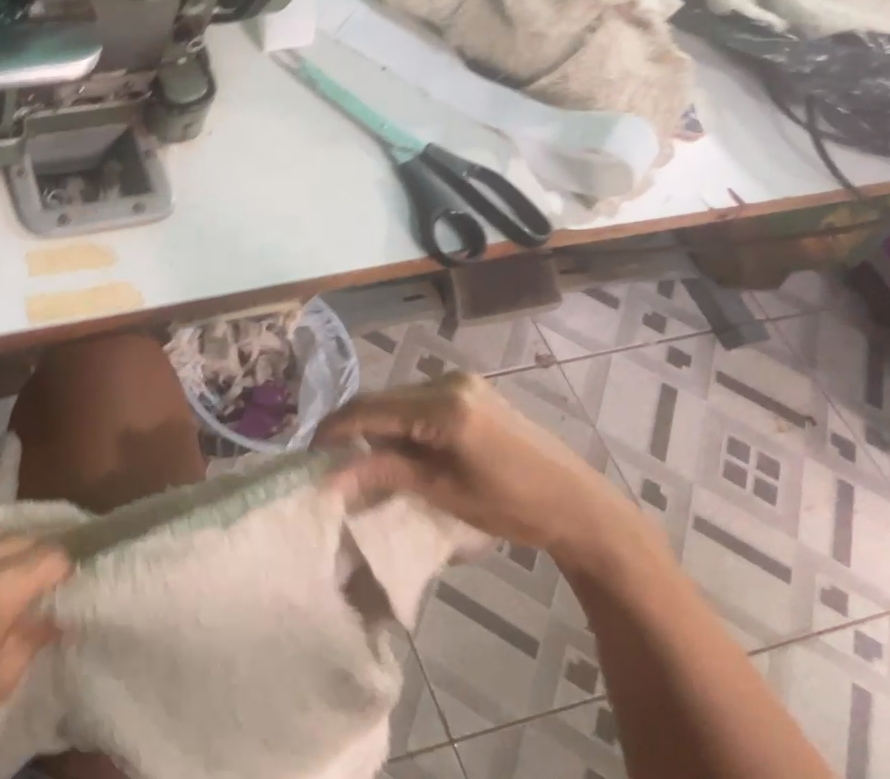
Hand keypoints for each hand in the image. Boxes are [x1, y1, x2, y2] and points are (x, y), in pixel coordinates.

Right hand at [319, 372, 643, 565]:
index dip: (333, 430)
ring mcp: (462, 383)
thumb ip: (382, 474)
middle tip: (330, 460)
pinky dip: (399, 422)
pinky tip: (395, 447)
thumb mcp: (442, 492)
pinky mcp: (471, 391)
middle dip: (350, 428)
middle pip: (379, 400)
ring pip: (396, 400)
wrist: (581, 507)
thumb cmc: (514, 507)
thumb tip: (327, 479)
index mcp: (443, 407)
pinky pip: (418, 401)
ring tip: (359, 458)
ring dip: (374, 425)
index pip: (368, 410)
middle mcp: (449, 383)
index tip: (308, 454)